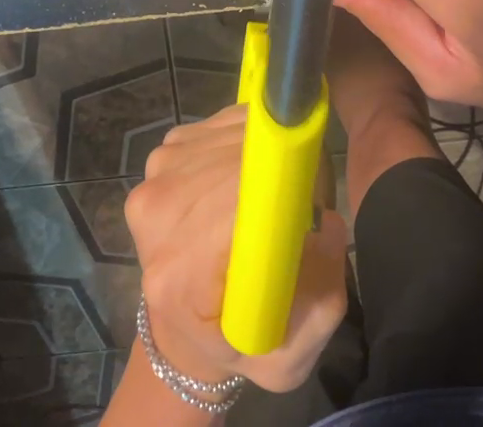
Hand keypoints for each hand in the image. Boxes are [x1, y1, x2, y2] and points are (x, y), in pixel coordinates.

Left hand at [124, 106, 348, 392]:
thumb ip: (320, 302)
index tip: (307, 194)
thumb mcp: (289, 356)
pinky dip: (248, 141)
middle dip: (283, 171)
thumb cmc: (239, 346)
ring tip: (275, 197)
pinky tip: (249, 178)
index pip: (232, 206)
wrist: (182, 326)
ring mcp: (157, 176)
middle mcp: (156, 216)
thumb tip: (326, 221)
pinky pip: (223, 126)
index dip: (276, 187)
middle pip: (235, 161)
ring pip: (234, 137)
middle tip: (306, 203)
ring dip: (267, 155)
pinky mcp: (166, 151)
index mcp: (180, 276)